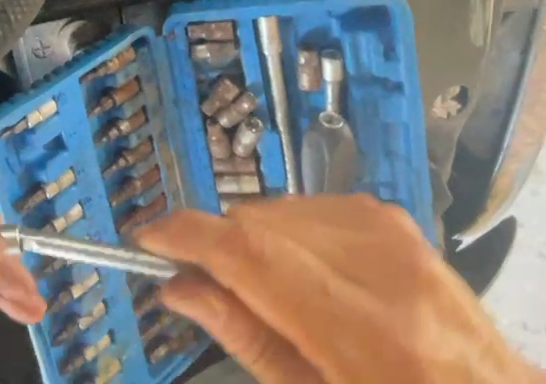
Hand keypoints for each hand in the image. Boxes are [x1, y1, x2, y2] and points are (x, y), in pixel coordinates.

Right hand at [136, 196, 545, 383]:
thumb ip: (245, 340)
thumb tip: (176, 287)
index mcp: (370, 338)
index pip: (253, 256)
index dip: (188, 236)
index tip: (146, 237)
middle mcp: (384, 269)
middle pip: (260, 223)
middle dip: (217, 243)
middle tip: (199, 279)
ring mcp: (398, 236)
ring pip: (278, 209)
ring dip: (250, 237)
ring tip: (260, 287)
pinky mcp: (398, 220)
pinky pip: (309, 205)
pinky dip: (284, 230)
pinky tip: (296, 269)